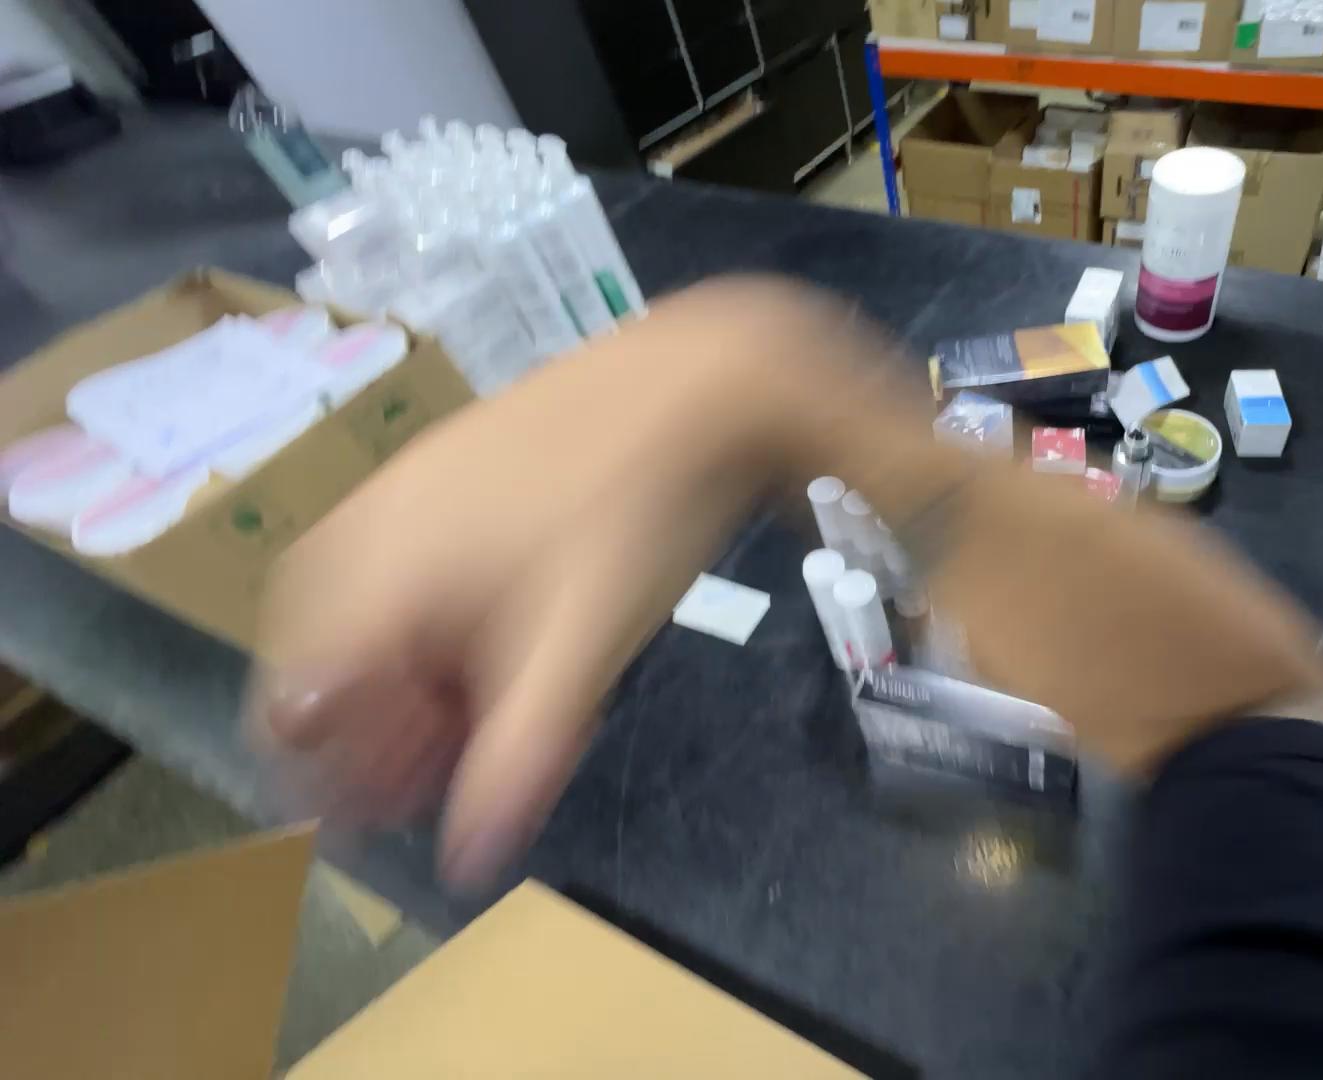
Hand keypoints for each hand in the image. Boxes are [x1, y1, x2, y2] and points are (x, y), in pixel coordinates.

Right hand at [249, 278, 866, 887]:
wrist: (696, 382)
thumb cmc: (636, 513)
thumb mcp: (584, 640)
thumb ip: (523, 746)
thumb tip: (467, 862)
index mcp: (365, 578)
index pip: (298, 714)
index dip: (343, 777)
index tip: (404, 812)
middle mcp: (366, 528)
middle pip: (342, 663)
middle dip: (393, 729)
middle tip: (464, 765)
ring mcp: (417, 486)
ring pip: (393, 612)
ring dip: (432, 676)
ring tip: (502, 707)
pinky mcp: (470, 466)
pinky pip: (435, 563)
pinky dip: (464, 617)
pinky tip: (524, 627)